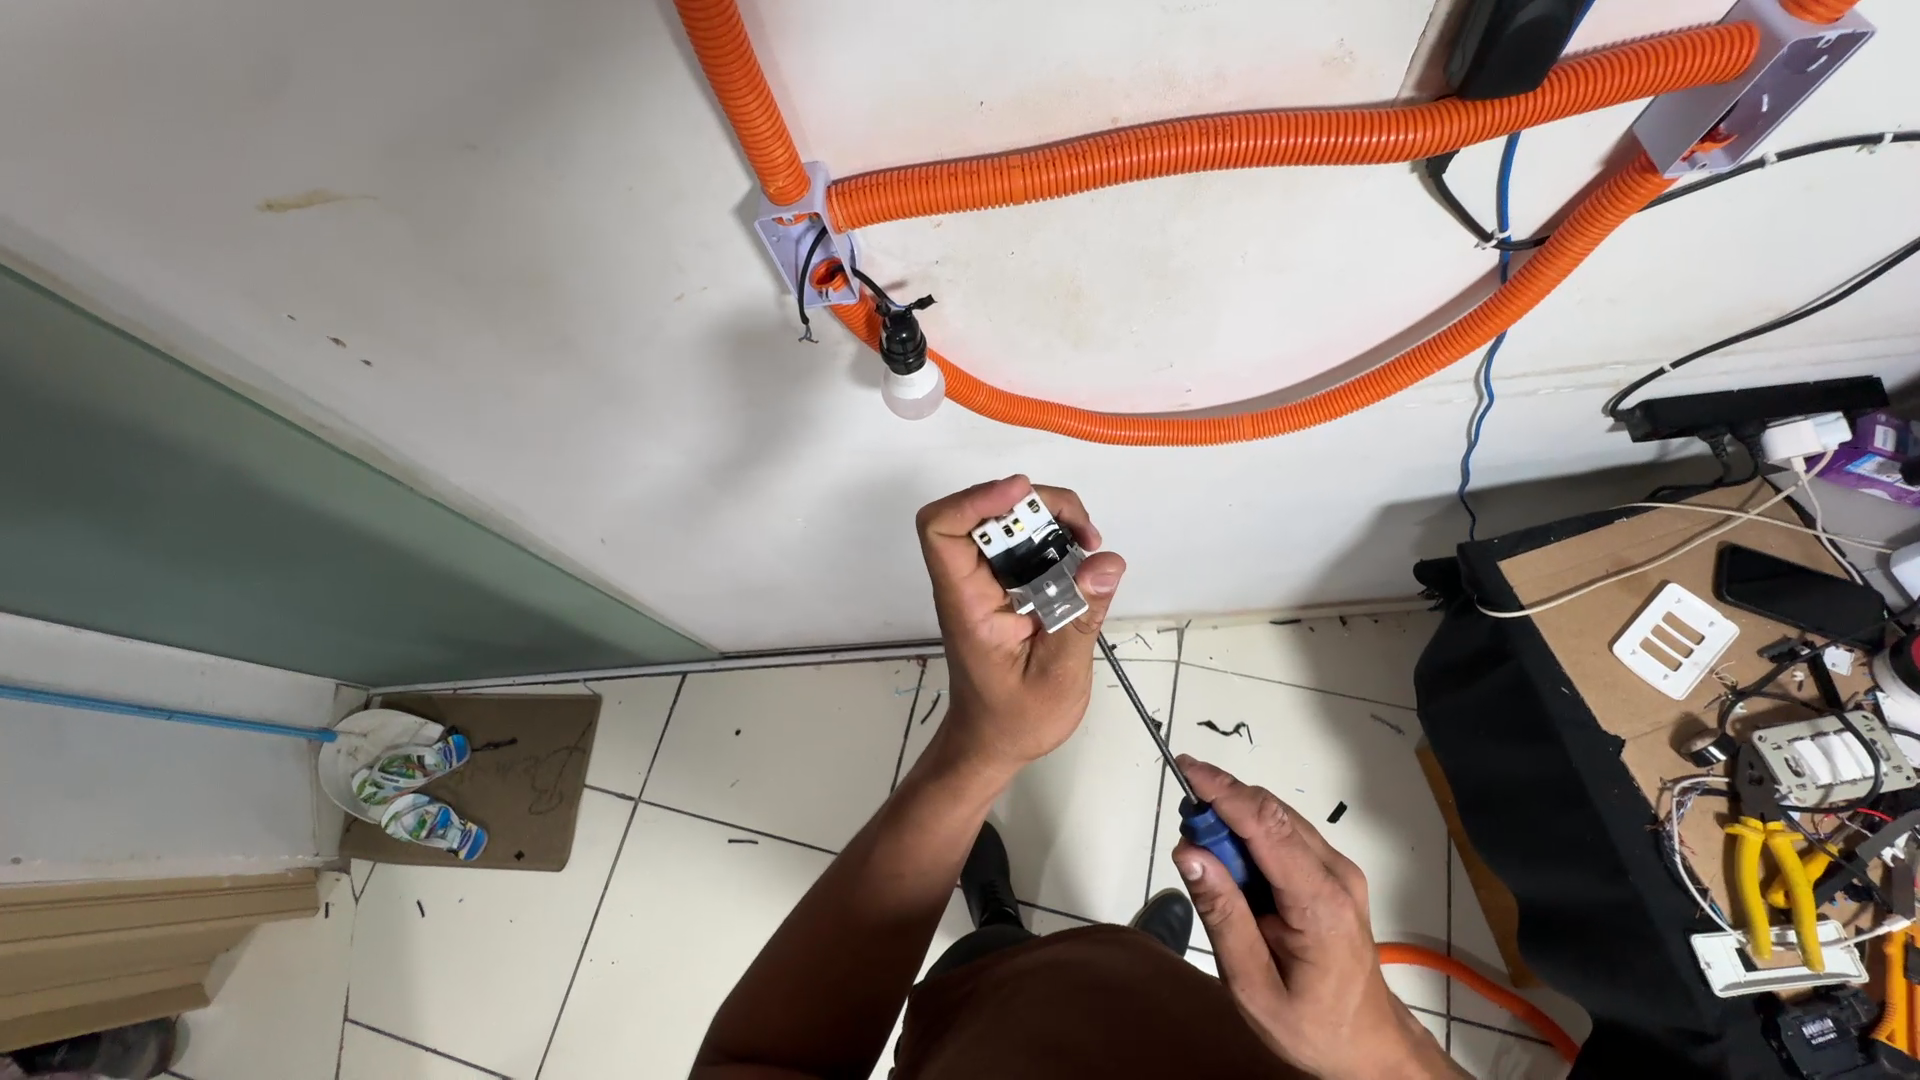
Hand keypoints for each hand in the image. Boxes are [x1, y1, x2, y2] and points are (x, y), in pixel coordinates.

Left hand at [914, 475, 1125, 775]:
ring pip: (1008, 523)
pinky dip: (1055, 539)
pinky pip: (1025, 545)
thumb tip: (1106, 560)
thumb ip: (1080, 615)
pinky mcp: (1007, 587)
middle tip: (1085, 531)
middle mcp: (971, 583)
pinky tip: (1083, 558)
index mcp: (967, 603)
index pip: (942, 530)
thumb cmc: (1015, 718)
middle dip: (1035, 505)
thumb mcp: (1058, 674)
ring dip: (1050, 519)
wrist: (994, 741)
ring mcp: (987, 583)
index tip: (1023, 494)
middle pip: (983, 515)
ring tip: (1090, 542)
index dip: (976, 500)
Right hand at [1172, 757, 1464, 1079]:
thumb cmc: (1311, 1025)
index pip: (1266, 825)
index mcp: (1319, 902)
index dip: (1223, 791)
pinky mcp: (1333, 871)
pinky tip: (1230, 861)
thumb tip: (1189, 852)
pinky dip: (1248, 833)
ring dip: (1232, 818)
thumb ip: (1221, 915)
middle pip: (1270, 813)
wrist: (1370, 1045)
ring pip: (1276, 817)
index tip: (1185, 768)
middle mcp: (1336, 872)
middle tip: (1184, 827)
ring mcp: (1339, 869)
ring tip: (1201, 849)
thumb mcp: (1252, 985)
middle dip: (1220, 804)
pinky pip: (1283, 833)